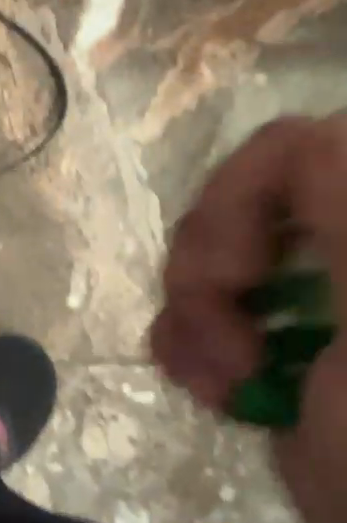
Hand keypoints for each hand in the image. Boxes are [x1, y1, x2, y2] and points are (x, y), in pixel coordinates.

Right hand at [150, 115, 346, 522]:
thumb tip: (309, 134)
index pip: (302, 149)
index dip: (241, 199)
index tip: (238, 283)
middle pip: (246, 202)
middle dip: (206, 275)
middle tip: (222, 349)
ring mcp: (336, 302)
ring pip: (216, 257)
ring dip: (192, 318)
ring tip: (215, 385)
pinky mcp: (298, 344)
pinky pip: (207, 308)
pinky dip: (191, 343)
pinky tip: (214, 388)